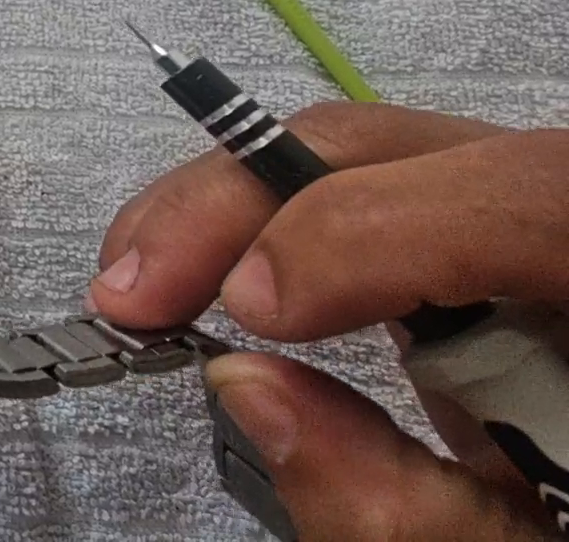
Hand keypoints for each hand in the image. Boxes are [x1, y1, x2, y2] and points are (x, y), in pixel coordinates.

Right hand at [88, 102, 568, 539]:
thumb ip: (415, 506)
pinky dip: (230, 229)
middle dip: (228, 208)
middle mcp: (563, 220)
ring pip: (329, 153)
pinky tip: (178, 274)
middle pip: (380, 148)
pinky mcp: (437, 236)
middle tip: (127, 288)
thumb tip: (242, 384)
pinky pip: (316, 192)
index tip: (248, 318)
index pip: (523, 196)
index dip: (366, 234)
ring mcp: (492, 214)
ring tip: (131, 283)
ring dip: (207, 215)